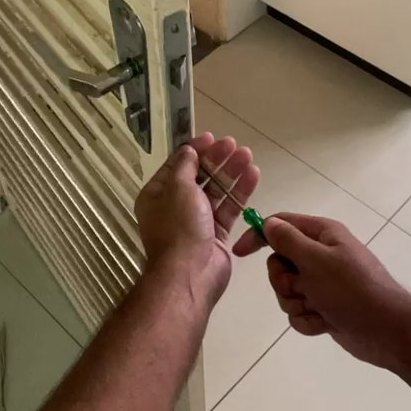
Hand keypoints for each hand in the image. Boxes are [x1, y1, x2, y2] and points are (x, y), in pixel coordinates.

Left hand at [134, 134, 259, 309]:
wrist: (190, 273)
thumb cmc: (179, 226)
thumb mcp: (177, 188)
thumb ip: (186, 166)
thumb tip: (189, 150)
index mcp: (157, 195)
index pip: (177, 166)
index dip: (194, 150)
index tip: (212, 137)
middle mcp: (175, 206)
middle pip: (199, 176)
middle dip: (216, 159)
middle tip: (234, 144)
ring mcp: (197, 220)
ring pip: (216, 190)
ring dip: (231, 172)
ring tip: (248, 155)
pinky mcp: (217, 233)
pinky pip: (229, 207)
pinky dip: (240, 191)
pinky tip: (253, 174)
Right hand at [233, 213, 410, 369]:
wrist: (387, 331)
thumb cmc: (353, 290)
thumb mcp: (317, 260)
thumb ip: (289, 241)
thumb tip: (269, 223)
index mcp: (322, 235)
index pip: (280, 226)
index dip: (258, 236)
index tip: (240, 253)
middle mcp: (321, 255)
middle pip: (279, 263)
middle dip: (284, 281)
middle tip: (301, 288)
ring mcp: (322, 283)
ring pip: (286, 291)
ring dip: (296, 303)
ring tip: (318, 308)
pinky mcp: (324, 307)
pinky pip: (298, 311)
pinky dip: (308, 320)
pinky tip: (325, 323)